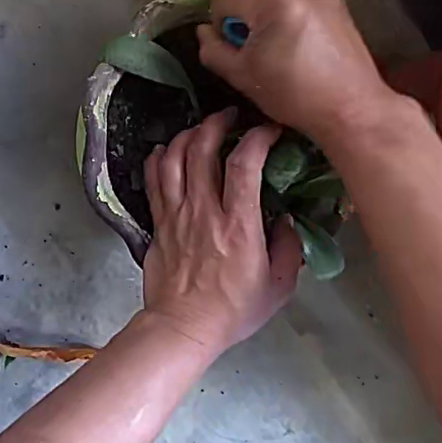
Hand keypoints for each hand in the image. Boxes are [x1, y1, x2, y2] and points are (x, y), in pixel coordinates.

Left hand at [139, 109, 302, 357]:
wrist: (183, 325)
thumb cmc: (234, 310)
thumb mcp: (279, 285)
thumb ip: (288, 247)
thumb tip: (287, 218)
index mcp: (238, 225)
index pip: (244, 165)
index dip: (257, 138)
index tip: (269, 129)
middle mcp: (203, 210)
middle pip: (201, 149)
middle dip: (216, 123)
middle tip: (230, 117)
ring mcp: (175, 213)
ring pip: (172, 158)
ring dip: (186, 135)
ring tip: (200, 128)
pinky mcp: (157, 221)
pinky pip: (153, 180)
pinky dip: (157, 158)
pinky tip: (165, 149)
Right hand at [196, 0, 403, 147]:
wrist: (351, 107)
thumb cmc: (293, 96)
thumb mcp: (240, 76)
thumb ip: (212, 49)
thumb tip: (204, 31)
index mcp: (276, 4)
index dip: (218, 20)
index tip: (230, 45)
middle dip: (238, 10)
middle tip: (247, 43)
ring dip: (258, 7)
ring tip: (269, 40)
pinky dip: (279, 7)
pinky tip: (288, 36)